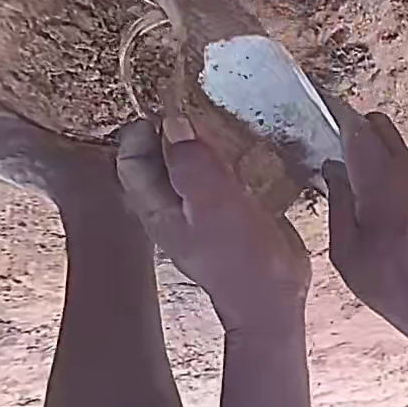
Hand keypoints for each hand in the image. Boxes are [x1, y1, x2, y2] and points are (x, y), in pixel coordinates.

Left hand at [117, 115, 309, 332]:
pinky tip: (247, 152)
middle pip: (161, 159)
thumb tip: (174, 121)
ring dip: (205, 144)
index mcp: (157, 208)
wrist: (275, 298)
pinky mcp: (232, 214)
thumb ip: (191, 164)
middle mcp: (174, 208)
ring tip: (226, 125)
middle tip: (204, 112)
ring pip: (192, 167)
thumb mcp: (214, 206)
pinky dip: (228, 160)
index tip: (177, 109)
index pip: (132, 158)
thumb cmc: (241, 258)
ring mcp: (203, 212)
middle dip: (177, 133)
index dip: (146, 130)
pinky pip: (221, 178)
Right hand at [323, 111, 407, 339]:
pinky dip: (387, 165)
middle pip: (382, 127)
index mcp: (381, 181)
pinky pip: (407, 167)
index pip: (357, 131)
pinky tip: (372, 190)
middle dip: (356, 126)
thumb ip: (338, 201)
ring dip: (373, 147)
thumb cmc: (388, 282)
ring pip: (396, 146)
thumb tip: (332, 168)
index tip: (319, 105)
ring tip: (348, 168)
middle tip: (331, 141)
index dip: (337, 114)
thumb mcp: (345, 248)